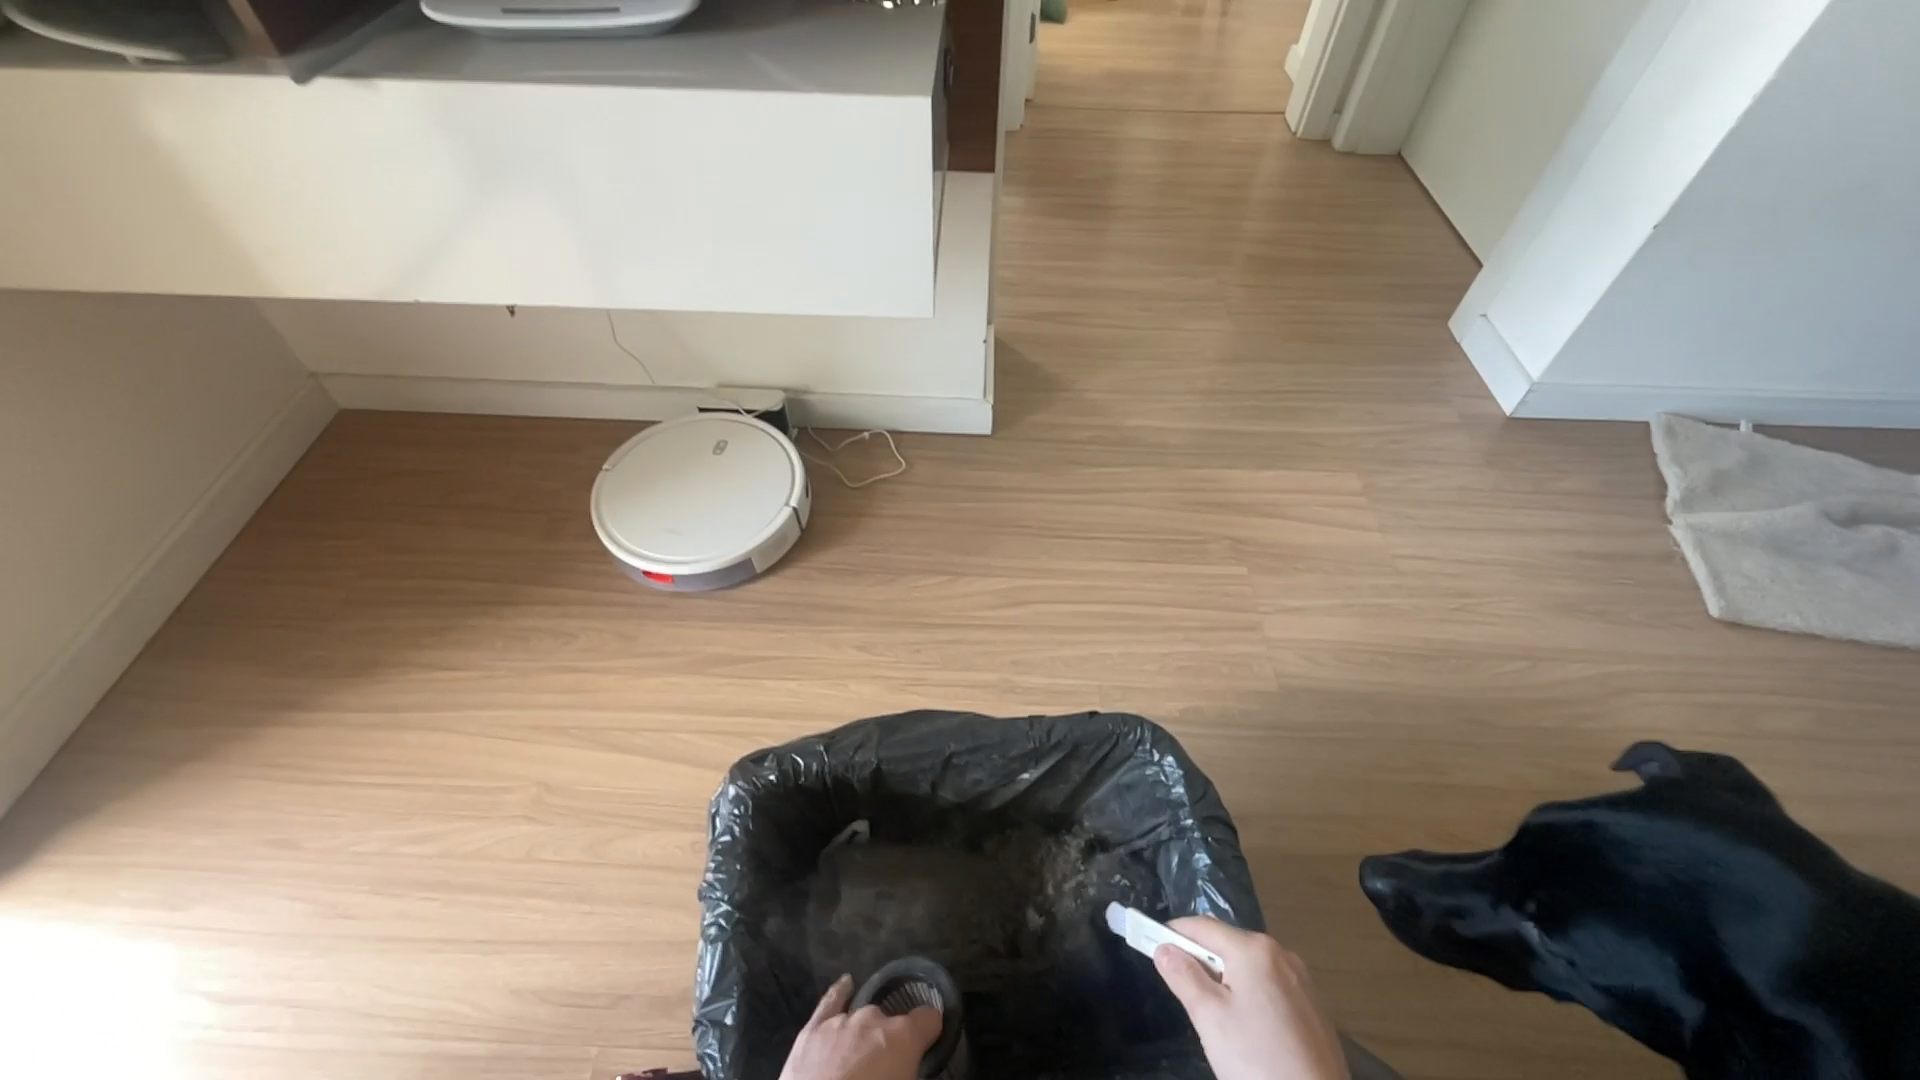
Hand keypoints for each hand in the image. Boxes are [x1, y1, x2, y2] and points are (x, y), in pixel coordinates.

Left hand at [778, 974, 942, 1079]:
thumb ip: (911, 1068)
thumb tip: (908, 1066)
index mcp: (903, 1036)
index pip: (929, 1018)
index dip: (931, 1030)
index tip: (930, 1041)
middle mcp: (874, 1018)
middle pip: (891, 1023)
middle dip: (890, 1043)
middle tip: (884, 1071)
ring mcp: (842, 1020)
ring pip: (862, 1019)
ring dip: (865, 1037)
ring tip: (859, 1062)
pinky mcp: (813, 1029)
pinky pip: (830, 1002)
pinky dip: (840, 992)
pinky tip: (847, 984)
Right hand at [1153, 917, 1349, 1079]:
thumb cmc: (1257, 1060)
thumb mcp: (1209, 1017)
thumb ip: (1183, 976)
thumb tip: (1164, 947)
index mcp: (1254, 949)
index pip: (1202, 927)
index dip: (1172, 934)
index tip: (1149, 947)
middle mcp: (1281, 954)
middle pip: (1226, 945)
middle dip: (1200, 962)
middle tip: (1183, 995)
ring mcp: (1301, 980)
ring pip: (1248, 967)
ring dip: (1225, 981)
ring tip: (1216, 1020)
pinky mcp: (1313, 1006)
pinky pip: (1269, 986)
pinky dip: (1249, 996)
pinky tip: (1249, 1032)